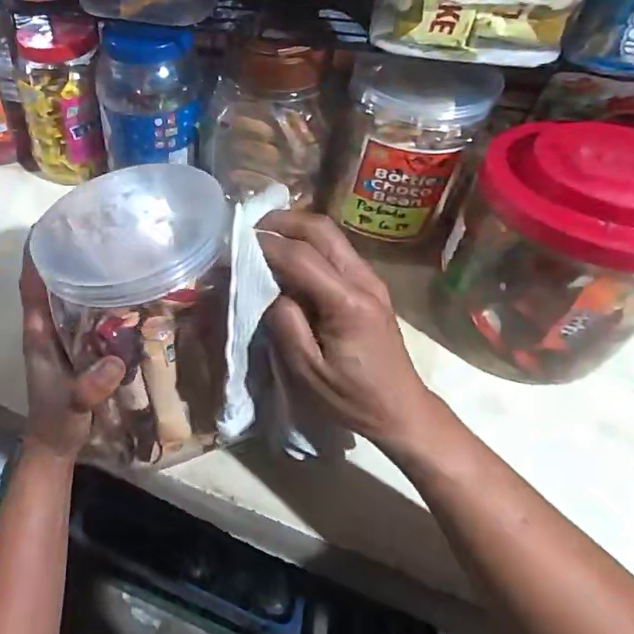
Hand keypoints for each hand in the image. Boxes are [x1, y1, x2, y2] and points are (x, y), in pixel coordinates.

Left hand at [19, 243, 126, 460]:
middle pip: (45, 282)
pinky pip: (78, 311)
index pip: (30, 286)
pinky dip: (88, 294)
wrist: (55, 443)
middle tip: (82, 227)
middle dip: (56, 254)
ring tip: (98, 246)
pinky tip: (112, 286)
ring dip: (72, 271)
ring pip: (61, 294)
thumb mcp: (74, 403)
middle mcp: (44, 328)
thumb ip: (90, 387)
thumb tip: (115, 361)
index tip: (44, 226)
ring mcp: (58, 336)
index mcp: (37, 333)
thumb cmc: (58, 420)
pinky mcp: (73, 345)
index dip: (33, 257)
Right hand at [256, 210, 450, 452]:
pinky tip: (285, 257)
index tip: (233, 245)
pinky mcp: (369, 286)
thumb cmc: (351, 398)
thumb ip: (284, 322)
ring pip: (329, 234)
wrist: (401, 411)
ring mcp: (370, 280)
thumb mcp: (306, 369)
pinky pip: (335, 249)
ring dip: (293, 229)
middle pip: (320, 229)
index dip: (263, 244)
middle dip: (280, 221)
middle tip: (247, 231)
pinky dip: (306, 243)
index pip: (299, 255)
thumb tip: (269, 289)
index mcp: (347, 303)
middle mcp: (364, 281)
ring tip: (261, 240)